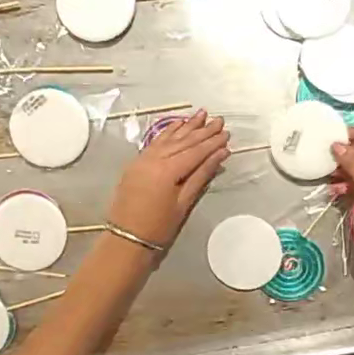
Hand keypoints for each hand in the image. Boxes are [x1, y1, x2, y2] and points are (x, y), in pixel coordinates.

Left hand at [108, 110, 229, 246]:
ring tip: (201, 115)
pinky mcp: (136, 164)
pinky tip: (177, 125)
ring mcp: (143, 160)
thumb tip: (220, 154)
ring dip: (186, 126)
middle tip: (219, 120)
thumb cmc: (159, 227)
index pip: (195, 151)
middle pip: (183, 141)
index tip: (226, 133)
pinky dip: (168, 133)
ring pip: (169, 139)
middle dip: (202, 130)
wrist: (127, 239)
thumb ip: (201, 176)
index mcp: (168, 170)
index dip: (212, 142)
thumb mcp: (184, 203)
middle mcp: (154, 160)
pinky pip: (155, 143)